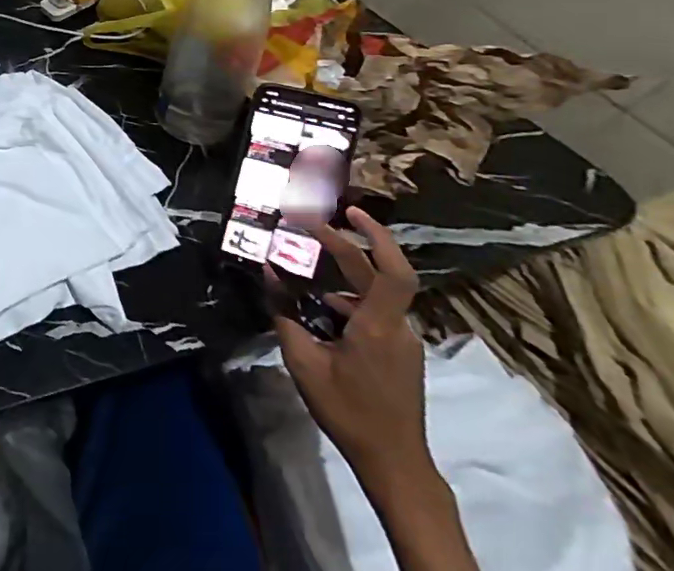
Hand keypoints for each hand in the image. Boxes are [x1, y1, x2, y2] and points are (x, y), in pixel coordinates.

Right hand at [273, 209, 478, 570]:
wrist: (393, 462)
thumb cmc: (347, 412)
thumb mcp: (304, 364)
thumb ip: (286, 315)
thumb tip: (269, 273)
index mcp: (378, 326)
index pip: (392, 269)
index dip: (377, 235)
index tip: (350, 212)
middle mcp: (398, 327)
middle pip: (376, 274)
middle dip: (344, 247)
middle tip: (311, 228)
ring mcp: (404, 341)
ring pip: (375, 296)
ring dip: (344, 278)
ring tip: (308, 272)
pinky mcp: (401, 354)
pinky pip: (376, 315)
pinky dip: (350, 303)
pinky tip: (323, 312)